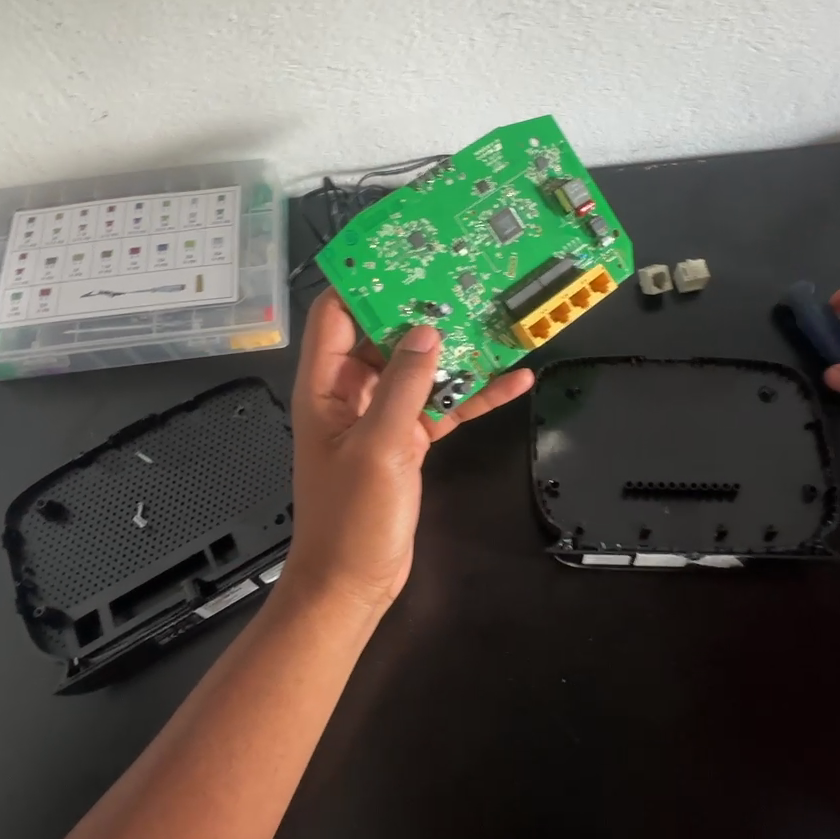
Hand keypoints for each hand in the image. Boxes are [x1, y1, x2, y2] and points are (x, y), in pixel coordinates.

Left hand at [285, 290, 534, 609]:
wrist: (354, 582)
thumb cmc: (351, 518)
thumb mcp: (379, 446)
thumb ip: (403, 385)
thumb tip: (428, 330)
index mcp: (326, 386)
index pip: (335, 315)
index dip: (362, 282)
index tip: (404, 255)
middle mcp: (351, 392)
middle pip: (384, 335)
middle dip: (422, 308)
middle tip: (464, 278)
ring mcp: (382, 416)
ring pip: (420, 368)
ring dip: (456, 350)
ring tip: (497, 318)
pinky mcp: (408, 439)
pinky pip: (441, 406)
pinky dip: (473, 395)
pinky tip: (513, 380)